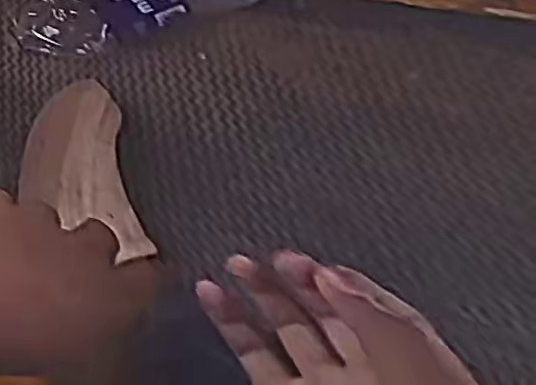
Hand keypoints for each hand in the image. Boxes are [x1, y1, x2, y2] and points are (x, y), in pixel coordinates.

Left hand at [0, 189, 160, 381]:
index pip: (149, 277)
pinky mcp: (0, 208)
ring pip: (50, 212)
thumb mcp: (87, 359)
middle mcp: (84, 253)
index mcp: (117, 295)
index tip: (139, 277)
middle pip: (102, 233)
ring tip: (26, 248)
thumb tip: (98, 335)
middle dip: (90, 244)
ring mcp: (41, 225)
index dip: (143, 275)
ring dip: (41, 227)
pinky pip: (3, 202)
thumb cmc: (30, 346)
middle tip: (73, 263)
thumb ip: (102, 334)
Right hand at [197, 251, 478, 384]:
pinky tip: (209, 292)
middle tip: (269, 254)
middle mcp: (372, 381)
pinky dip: (225, 317)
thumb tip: (330, 272)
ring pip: (286, 331)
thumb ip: (376, 320)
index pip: (382, 313)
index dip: (348, 283)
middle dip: (296, 281)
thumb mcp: (412, 371)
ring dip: (256, 292)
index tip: (315, 258)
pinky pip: (250, 352)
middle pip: (330, 318)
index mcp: (415, 372)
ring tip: (234, 262)